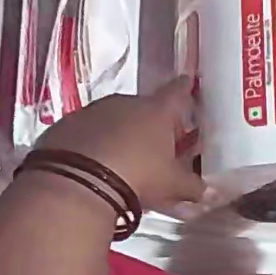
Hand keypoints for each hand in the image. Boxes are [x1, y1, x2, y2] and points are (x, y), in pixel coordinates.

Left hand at [33, 77, 205, 210]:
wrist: (77, 181)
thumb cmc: (138, 176)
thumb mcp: (172, 186)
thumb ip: (192, 186)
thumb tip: (208, 191)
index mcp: (157, 111)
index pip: (177, 92)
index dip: (185, 89)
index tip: (188, 82)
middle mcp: (125, 103)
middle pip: (144, 108)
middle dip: (150, 123)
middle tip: (156, 144)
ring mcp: (93, 111)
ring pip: (114, 119)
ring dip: (120, 133)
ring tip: (123, 159)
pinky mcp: (66, 125)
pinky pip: (87, 132)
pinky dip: (93, 143)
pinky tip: (94, 165)